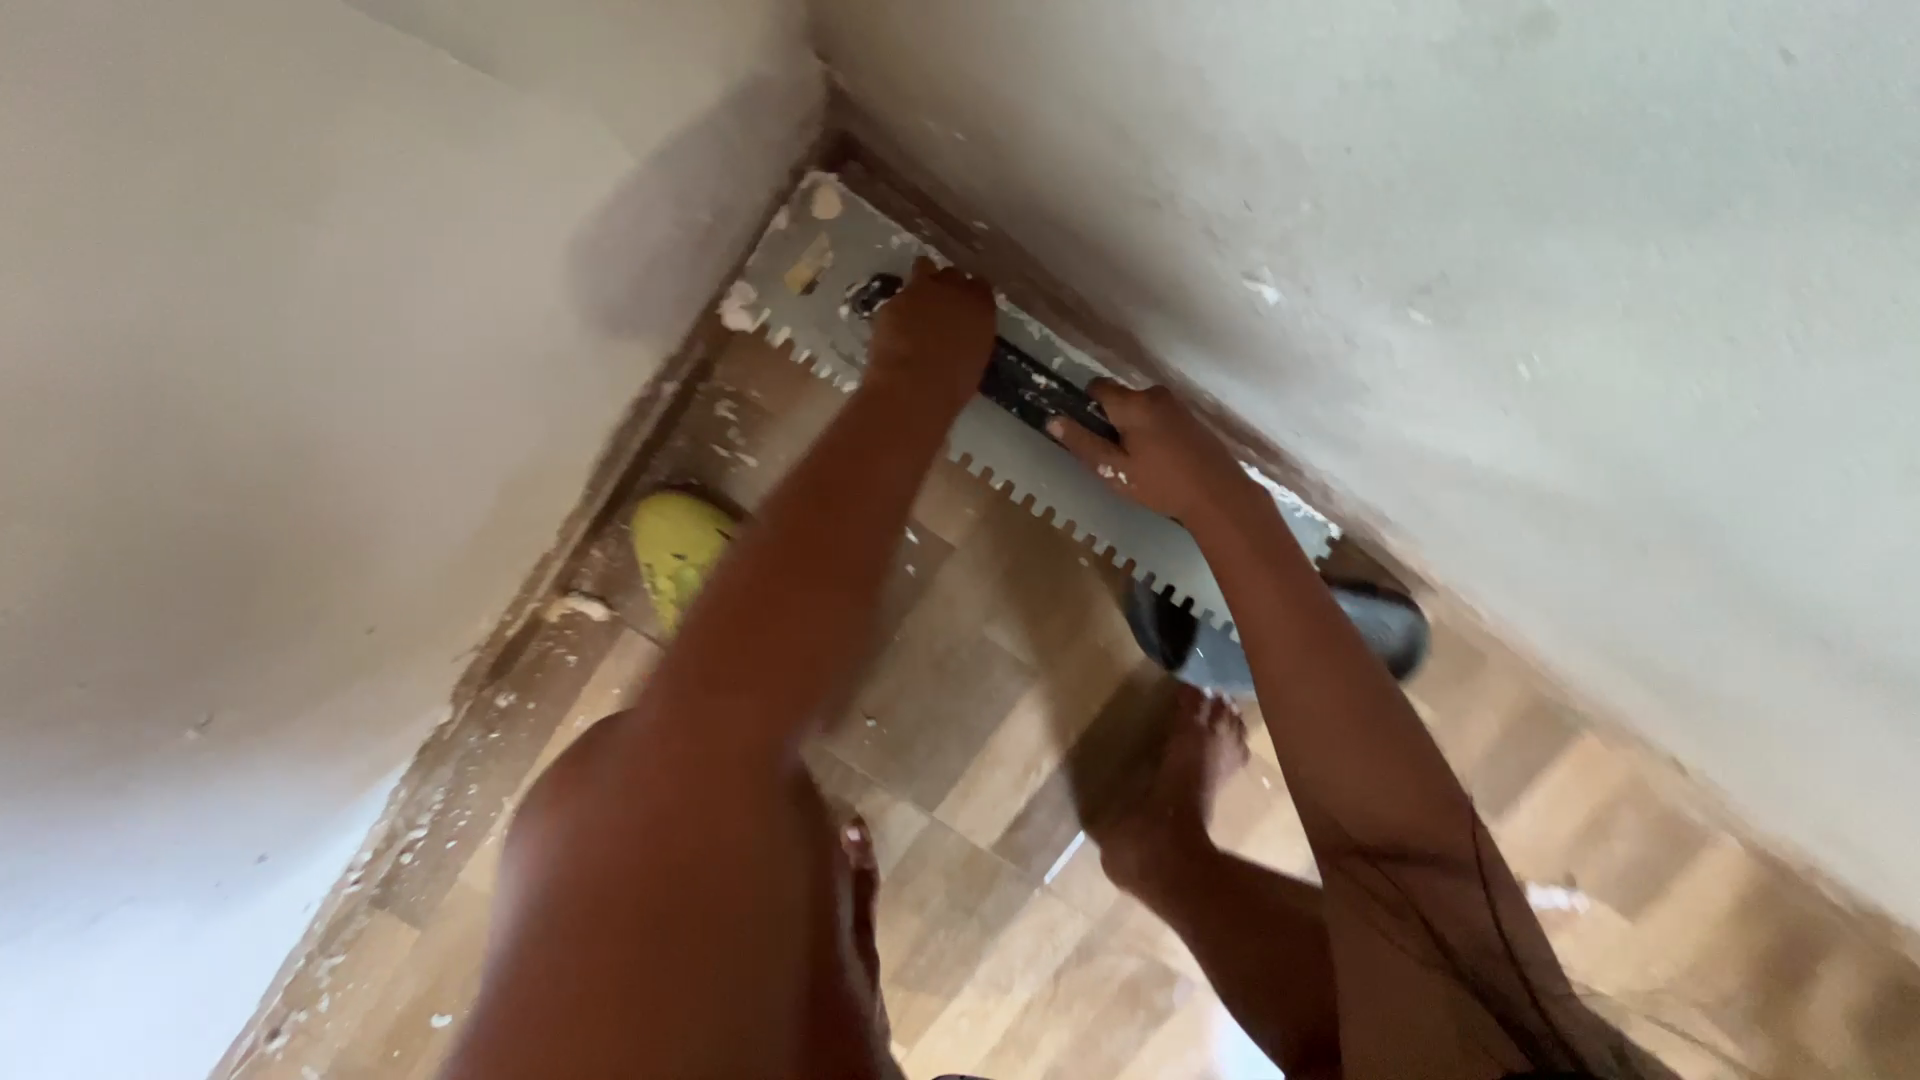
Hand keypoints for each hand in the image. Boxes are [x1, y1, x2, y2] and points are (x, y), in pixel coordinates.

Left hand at [867, 258, 996, 413]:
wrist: (912, 386)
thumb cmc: (952, 385)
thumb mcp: (974, 361)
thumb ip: (971, 338)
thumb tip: (963, 337)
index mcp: (980, 307)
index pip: (981, 287)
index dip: (971, 295)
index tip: (965, 308)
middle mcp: (954, 290)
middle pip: (953, 275)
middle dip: (947, 287)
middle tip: (940, 307)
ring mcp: (921, 290)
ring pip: (924, 268)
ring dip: (922, 280)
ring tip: (916, 301)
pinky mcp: (893, 299)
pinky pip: (898, 296)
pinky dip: (898, 307)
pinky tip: (895, 326)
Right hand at [1046, 380, 1255, 522]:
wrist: (1218, 494)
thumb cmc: (1161, 484)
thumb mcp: (1114, 470)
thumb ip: (1083, 443)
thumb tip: (1052, 420)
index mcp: (1133, 404)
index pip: (1097, 387)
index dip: (1087, 406)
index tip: (1090, 433)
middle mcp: (1155, 394)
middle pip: (1120, 399)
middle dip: (1112, 422)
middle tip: (1116, 458)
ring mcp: (1177, 404)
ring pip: (1140, 409)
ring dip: (1133, 428)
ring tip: (1141, 463)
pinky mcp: (1191, 417)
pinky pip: (1159, 416)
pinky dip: (1153, 432)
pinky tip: (1161, 460)